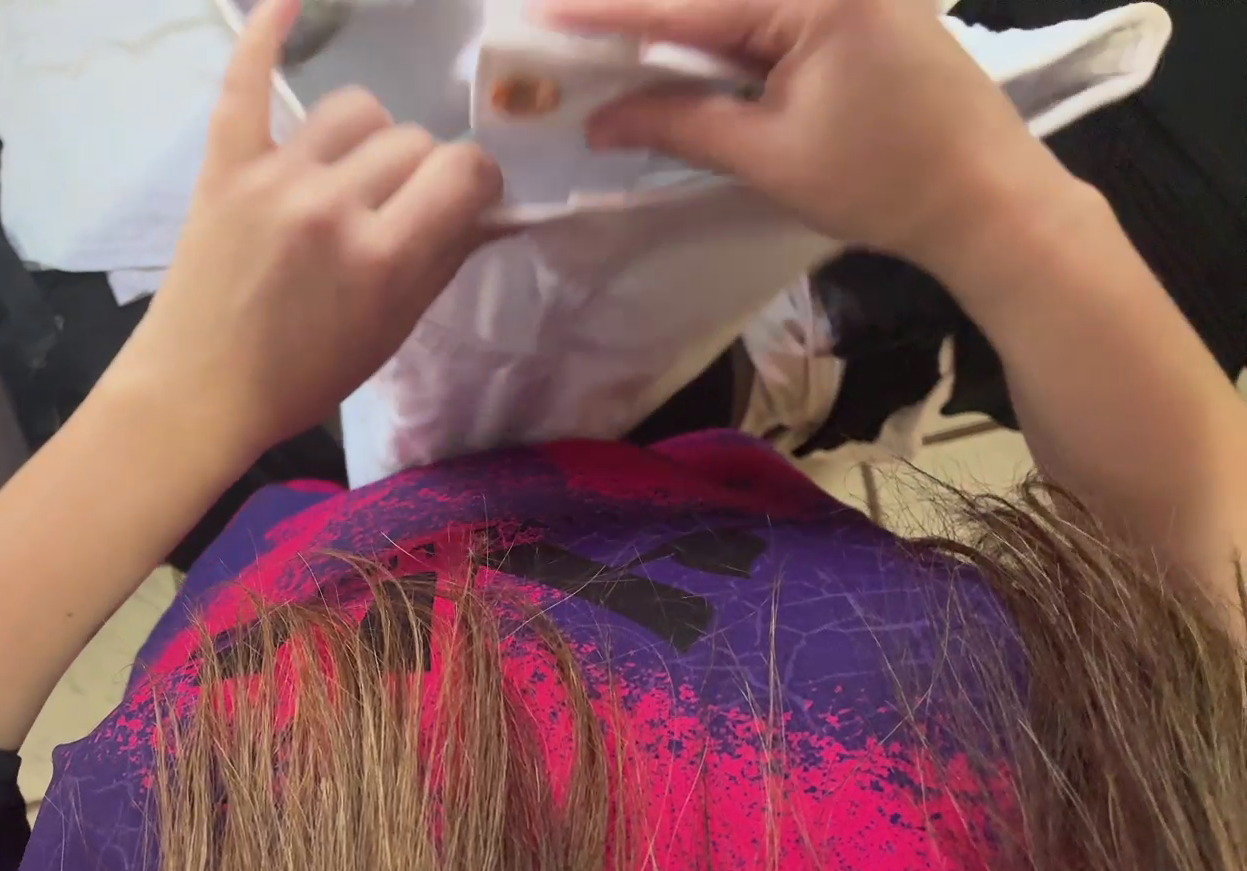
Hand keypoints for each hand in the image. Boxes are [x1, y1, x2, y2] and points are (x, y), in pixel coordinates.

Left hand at [101, 0, 503, 459]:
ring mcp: (273, 178)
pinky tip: (286, 3)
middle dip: (423, 175)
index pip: (464, 171)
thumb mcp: (385, 338)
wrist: (197, 394)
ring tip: (353, 175)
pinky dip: (263, 35)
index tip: (467, 202)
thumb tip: (487, 213)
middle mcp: (331, 204)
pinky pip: (245, 83)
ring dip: (371, 138)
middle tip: (399, 213)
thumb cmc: (298, 382)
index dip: (478, 183)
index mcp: (379, 258)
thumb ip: (440, 266)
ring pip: (355, 108)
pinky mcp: (224, 169)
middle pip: (413, 140)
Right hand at [541, 0, 1082, 271]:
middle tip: (566, 34)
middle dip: (638, 23)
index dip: (610, 14)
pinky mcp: (846, 27)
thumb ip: (678, 125)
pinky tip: (668, 74)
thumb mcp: (765, 154)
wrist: (979, 198)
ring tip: (606, 59)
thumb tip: (600, 121)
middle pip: (709, 3)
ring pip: (731, 20)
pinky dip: (710, 56)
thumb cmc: (877, 177)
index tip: (544, 12)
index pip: (688, 7)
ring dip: (670, 44)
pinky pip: (759, 35)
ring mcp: (842, 2)